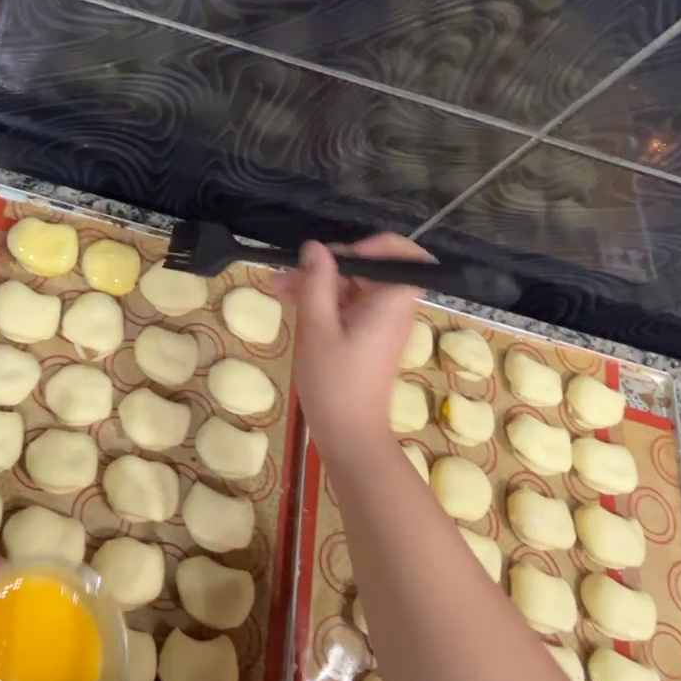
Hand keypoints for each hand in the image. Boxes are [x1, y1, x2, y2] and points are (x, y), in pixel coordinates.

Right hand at [287, 233, 433, 460]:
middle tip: (289, 270)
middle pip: (368, 269)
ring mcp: (379, 323)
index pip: (405, 255)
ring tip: (276, 286)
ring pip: (352, 287)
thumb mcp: (317, 328)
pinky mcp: (365, 337)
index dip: (373, 245)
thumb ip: (316, 282)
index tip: (337, 253)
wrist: (348, 435)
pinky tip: (289, 301)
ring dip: (317, 282)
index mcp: (391, 302)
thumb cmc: (335, 382)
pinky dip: (321, 301)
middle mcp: (392, 308)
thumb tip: (315, 246)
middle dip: (328, 264)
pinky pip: (347, 306)